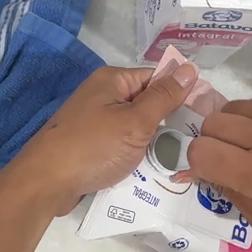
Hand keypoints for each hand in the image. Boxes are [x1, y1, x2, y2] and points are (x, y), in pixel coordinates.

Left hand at [0, 63, 195, 215]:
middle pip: (146, 102)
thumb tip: (189, 68)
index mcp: (113, 80)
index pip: (157, 78)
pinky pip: (121, 144)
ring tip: (180, 159)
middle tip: (198, 142)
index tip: (206, 116)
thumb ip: (164, 96)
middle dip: (168, 122)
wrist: (45, 183)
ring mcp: (94, 120)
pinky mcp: (89, 144)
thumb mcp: (136, 122)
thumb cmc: (93, 147)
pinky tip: (151, 170)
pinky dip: (135, 155)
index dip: (181, 94)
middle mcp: (102, 94)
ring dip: (153, 142)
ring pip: (135, 127)